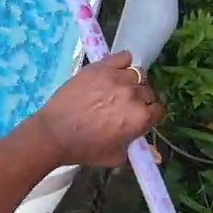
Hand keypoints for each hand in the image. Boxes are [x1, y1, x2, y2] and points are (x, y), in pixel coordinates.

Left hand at [22, 51, 164, 169]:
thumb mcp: (115, 156)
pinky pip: (123, 57)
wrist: (55, 133)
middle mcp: (134, 95)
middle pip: (147, 91)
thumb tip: (156, 155)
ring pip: (136, 74)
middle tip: (124, 105)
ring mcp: (118, 78)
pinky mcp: (102, 66)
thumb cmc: (85, 148)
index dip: (148, 114)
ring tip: (117, 88)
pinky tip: (114, 71)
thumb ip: (138, 152)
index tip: (137, 116)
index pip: (157, 110)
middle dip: (139, 99)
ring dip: (130, 81)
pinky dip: (122, 62)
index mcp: (140, 118)